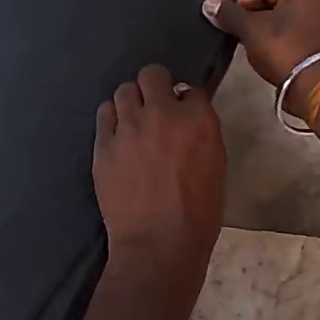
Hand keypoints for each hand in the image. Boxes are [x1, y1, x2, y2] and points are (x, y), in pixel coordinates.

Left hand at [93, 64, 225, 285]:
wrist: (159, 244)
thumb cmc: (199, 215)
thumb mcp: (216, 169)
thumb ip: (203, 137)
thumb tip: (190, 124)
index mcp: (198, 121)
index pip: (191, 90)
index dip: (186, 102)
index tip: (183, 115)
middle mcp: (162, 114)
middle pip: (152, 75)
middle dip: (155, 87)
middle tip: (156, 107)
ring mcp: (128, 127)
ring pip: (123, 91)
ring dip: (131, 102)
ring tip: (133, 122)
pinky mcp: (103, 144)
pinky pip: (104, 115)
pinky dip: (112, 120)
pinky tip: (118, 136)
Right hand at [202, 0, 319, 117]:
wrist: (312, 87)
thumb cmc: (282, 50)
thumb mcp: (250, 30)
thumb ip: (228, 14)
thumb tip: (209, 4)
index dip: (240, 2)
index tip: (231, 21)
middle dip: (252, 15)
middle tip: (239, 33)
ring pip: (281, 16)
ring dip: (264, 27)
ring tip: (251, 43)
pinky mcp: (319, 39)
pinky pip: (292, 30)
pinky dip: (278, 37)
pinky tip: (267, 50)